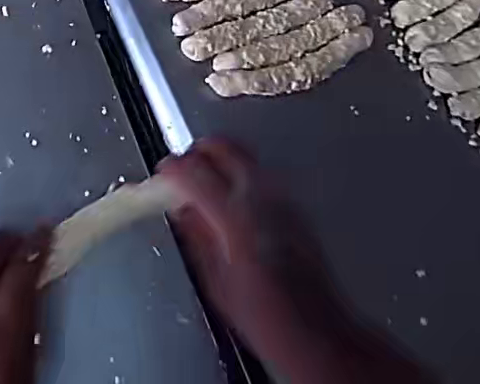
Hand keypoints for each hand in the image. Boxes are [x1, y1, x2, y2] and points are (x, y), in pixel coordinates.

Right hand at [158, 138, 432, 383]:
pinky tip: (231, 197)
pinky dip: (239, 173)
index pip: (195, 173)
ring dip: (219, 160)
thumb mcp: (216, 283)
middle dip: (197, 152)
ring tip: (204, 180)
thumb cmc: (266, 318)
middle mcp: (260, 196)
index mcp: (234, 216)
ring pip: (243, 155)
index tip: (162, 171)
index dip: (172, 167)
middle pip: (222, 147)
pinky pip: (259, 173)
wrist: (317, 332)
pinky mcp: (292, 203)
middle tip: (182, 169)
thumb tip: (180, 210)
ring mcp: (280, 195)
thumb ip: (196, 238)